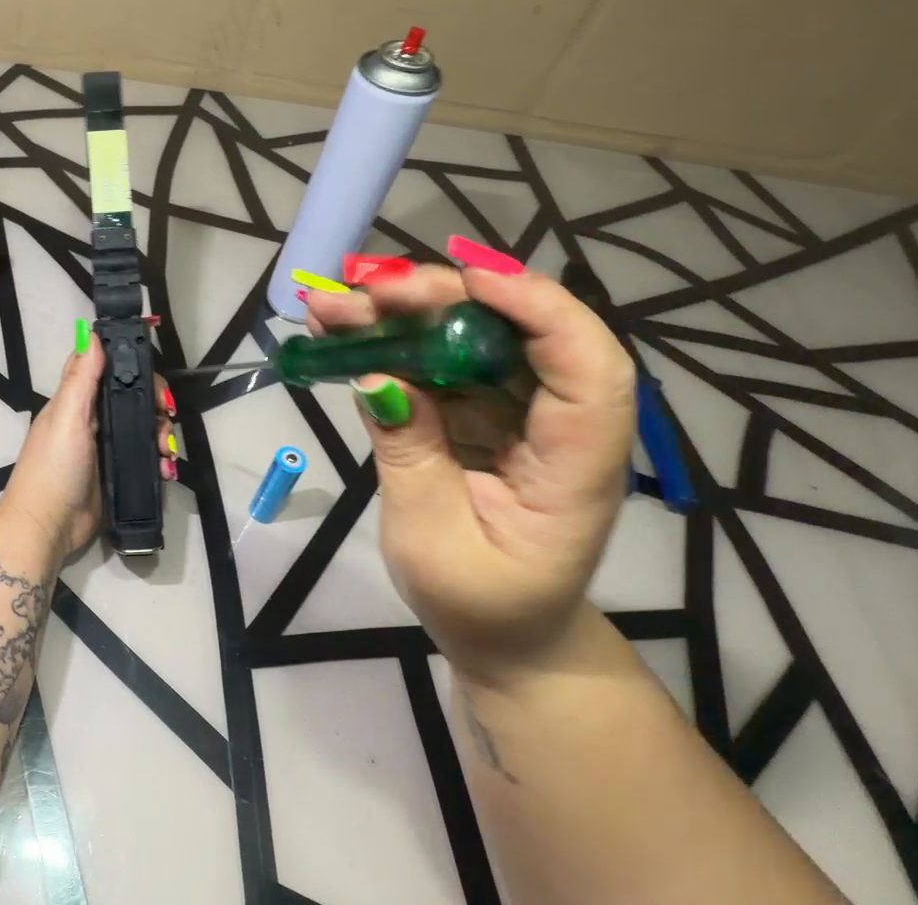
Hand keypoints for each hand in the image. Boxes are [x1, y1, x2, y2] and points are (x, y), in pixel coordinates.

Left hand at [0, 340, 176, 563]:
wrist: (48, 526)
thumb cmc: (53, 467)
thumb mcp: (66, 417)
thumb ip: (81, 378)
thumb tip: (91, 333)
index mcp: (77, 402)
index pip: (108, 370)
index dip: (133, 367)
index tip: (155, 376)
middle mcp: (93, 421)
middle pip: (135, 400)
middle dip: (157, 405)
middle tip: (168, 417)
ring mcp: (106, 448)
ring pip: (145, 429)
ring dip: (163, 435)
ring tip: (167, 452)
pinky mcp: (118, 474)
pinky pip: (145, 458)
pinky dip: (159, 460)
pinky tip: (165, 469)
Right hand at [305, 266, 637, 686]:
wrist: (507, 638)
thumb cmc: (482, 606)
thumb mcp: (433, 541)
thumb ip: (410, 455)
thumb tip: (375, 375)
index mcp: (574, 465)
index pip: (585, 368)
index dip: (538, 310)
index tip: (469, 279)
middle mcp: (552, 425)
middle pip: (515, 337)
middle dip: (444, 300)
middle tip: (370, 289)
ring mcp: (512, 417)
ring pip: (468, 342)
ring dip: (402, 315)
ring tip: (332, 306)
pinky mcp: (474, 417)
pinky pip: (436, 367)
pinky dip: (389, 346)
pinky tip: (340, 332)